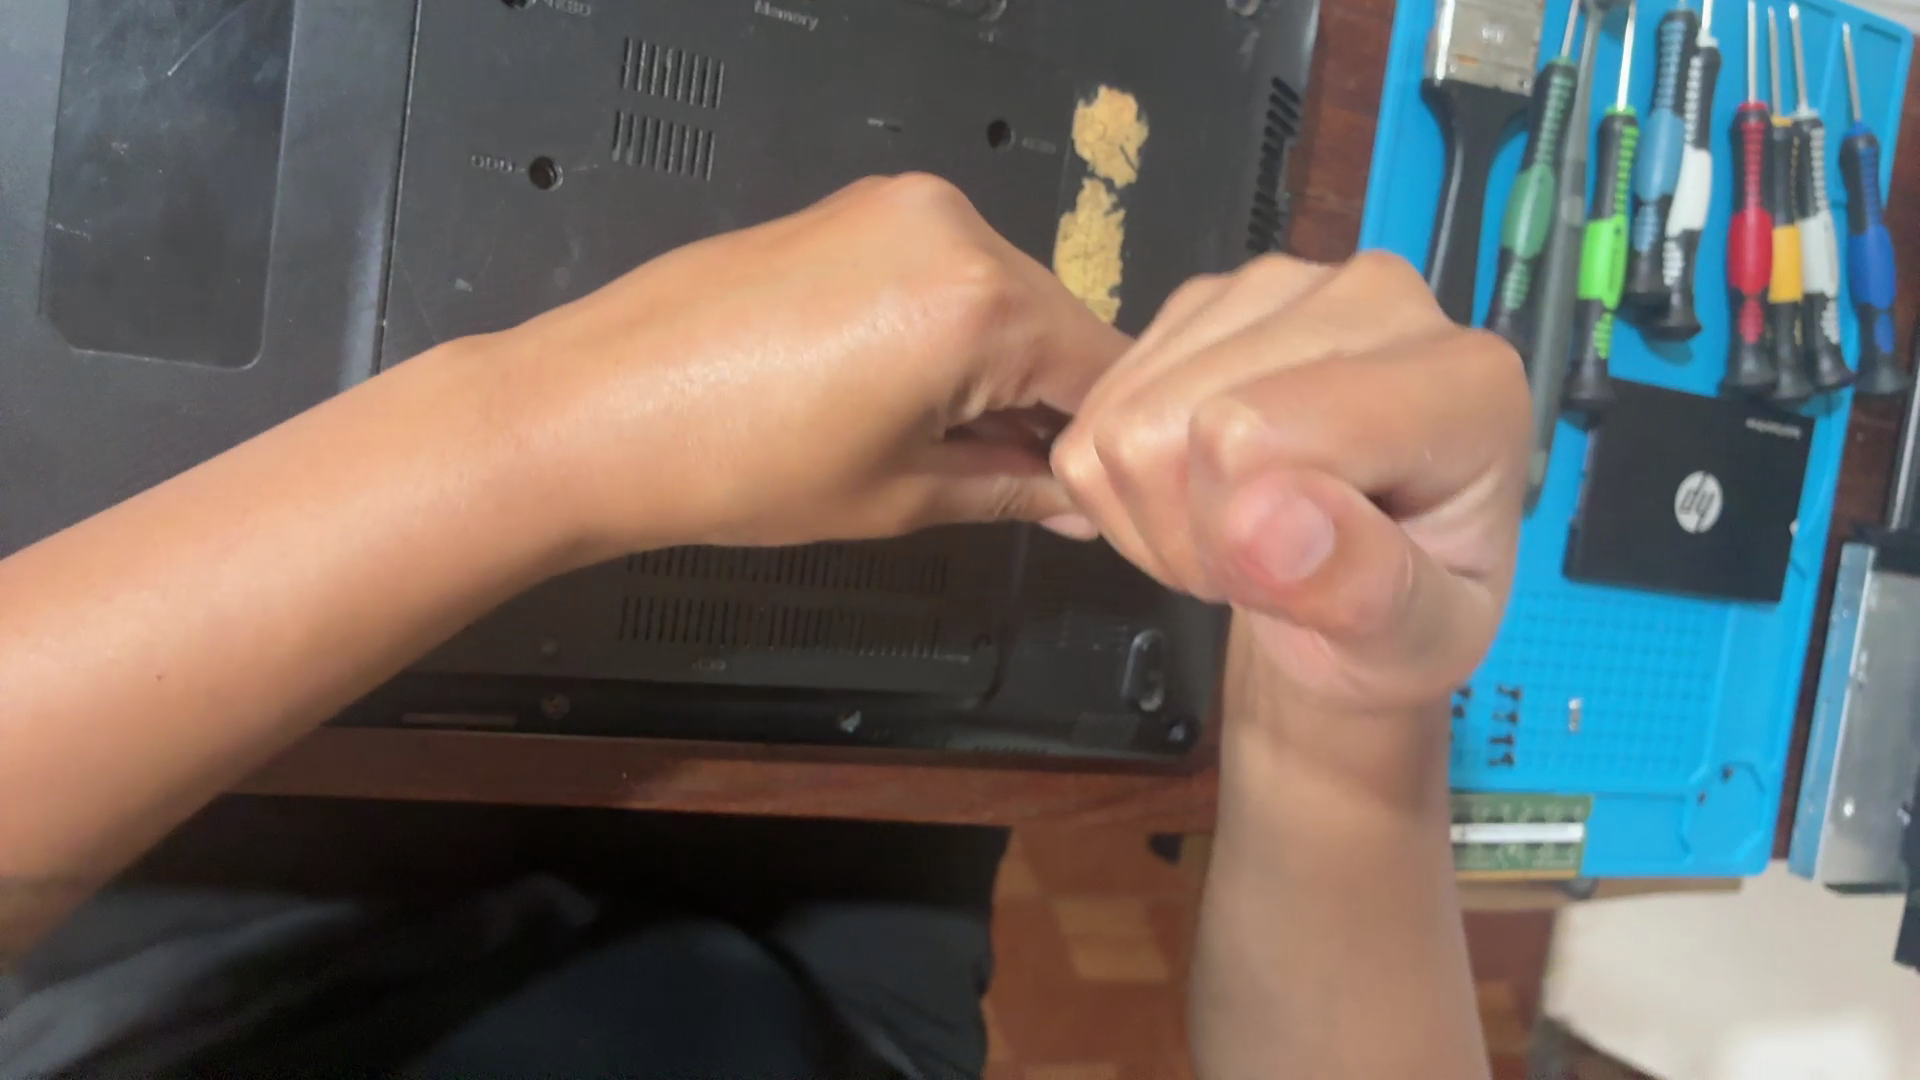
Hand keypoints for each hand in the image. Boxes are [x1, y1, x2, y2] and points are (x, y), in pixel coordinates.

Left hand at [471, 173, 1128, 555]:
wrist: (594, 410)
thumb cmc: (750, 470)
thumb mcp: (904, 495)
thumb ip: (1013, 490)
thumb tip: (1080, 505)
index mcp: (981, 303)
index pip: (1102, 367)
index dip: (1106, 437)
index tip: (1096, 488)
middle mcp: (956, 226)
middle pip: (1057, 323)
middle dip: (1054, 402)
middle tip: (1029, 477)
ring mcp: (900, 205)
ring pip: (1004, 297)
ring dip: (1007, 368)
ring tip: (962, 439)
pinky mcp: (856, 208)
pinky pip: (947, 273)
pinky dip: (958, 331)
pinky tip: (918, 385)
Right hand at [1051, 253, 1527, 714]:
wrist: (1348, 575)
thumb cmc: (1397, 615)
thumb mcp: (1416, 643)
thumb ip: (1367, 592)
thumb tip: (1261, 523)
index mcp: (1456, 377)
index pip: (1251, 435)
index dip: (1232, 540)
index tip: (1288, 584)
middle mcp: (1360, 295)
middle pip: (1164, 426)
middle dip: (1188, 533)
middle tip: (1254, 567)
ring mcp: (1261, 290)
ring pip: (1115, 421)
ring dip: (1151, 515)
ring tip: (1228, 537)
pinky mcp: (1189, 312)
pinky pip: (1088, 423)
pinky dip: (1116, 491)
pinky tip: (1186, 500)